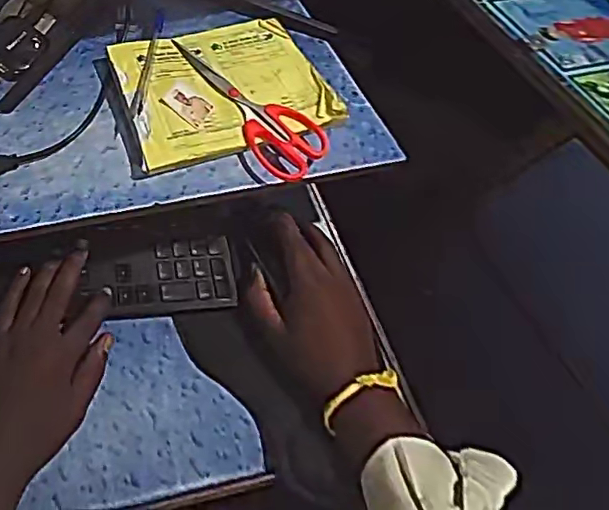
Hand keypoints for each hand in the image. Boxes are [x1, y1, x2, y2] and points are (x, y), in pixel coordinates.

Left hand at [0, 248, 113, 509]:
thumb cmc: (32, 435)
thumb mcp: (74, 408)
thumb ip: (92, 370)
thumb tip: (105, 341)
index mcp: (63, 356)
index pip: (88, 317)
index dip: (99, 301)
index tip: (104, 291)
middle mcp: (39, 337)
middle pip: (60, 291)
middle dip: (73, 267)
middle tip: (80, 252)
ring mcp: (13, 332)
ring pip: (34, 289)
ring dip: (47, 269)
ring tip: (57, 257)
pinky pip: (6, 300)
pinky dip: (16, 283)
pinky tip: (23, 272)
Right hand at [243, 211, 420, 459]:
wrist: (355, 390)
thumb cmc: (312, 362)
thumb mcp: (271, 331)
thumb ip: (256, 296)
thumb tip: (251, 273)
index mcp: (307, 276)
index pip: (289, 232)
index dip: (273, 219)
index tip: (261, 219)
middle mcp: (331, 275)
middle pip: (313, 233)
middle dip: (292, 224)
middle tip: (275, 225)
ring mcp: (347, 285)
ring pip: (328, 247)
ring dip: (309, 237)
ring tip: (291, 241)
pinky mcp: (357, 298)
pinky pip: (338, 264)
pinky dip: (322, 255)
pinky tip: (311, 268)